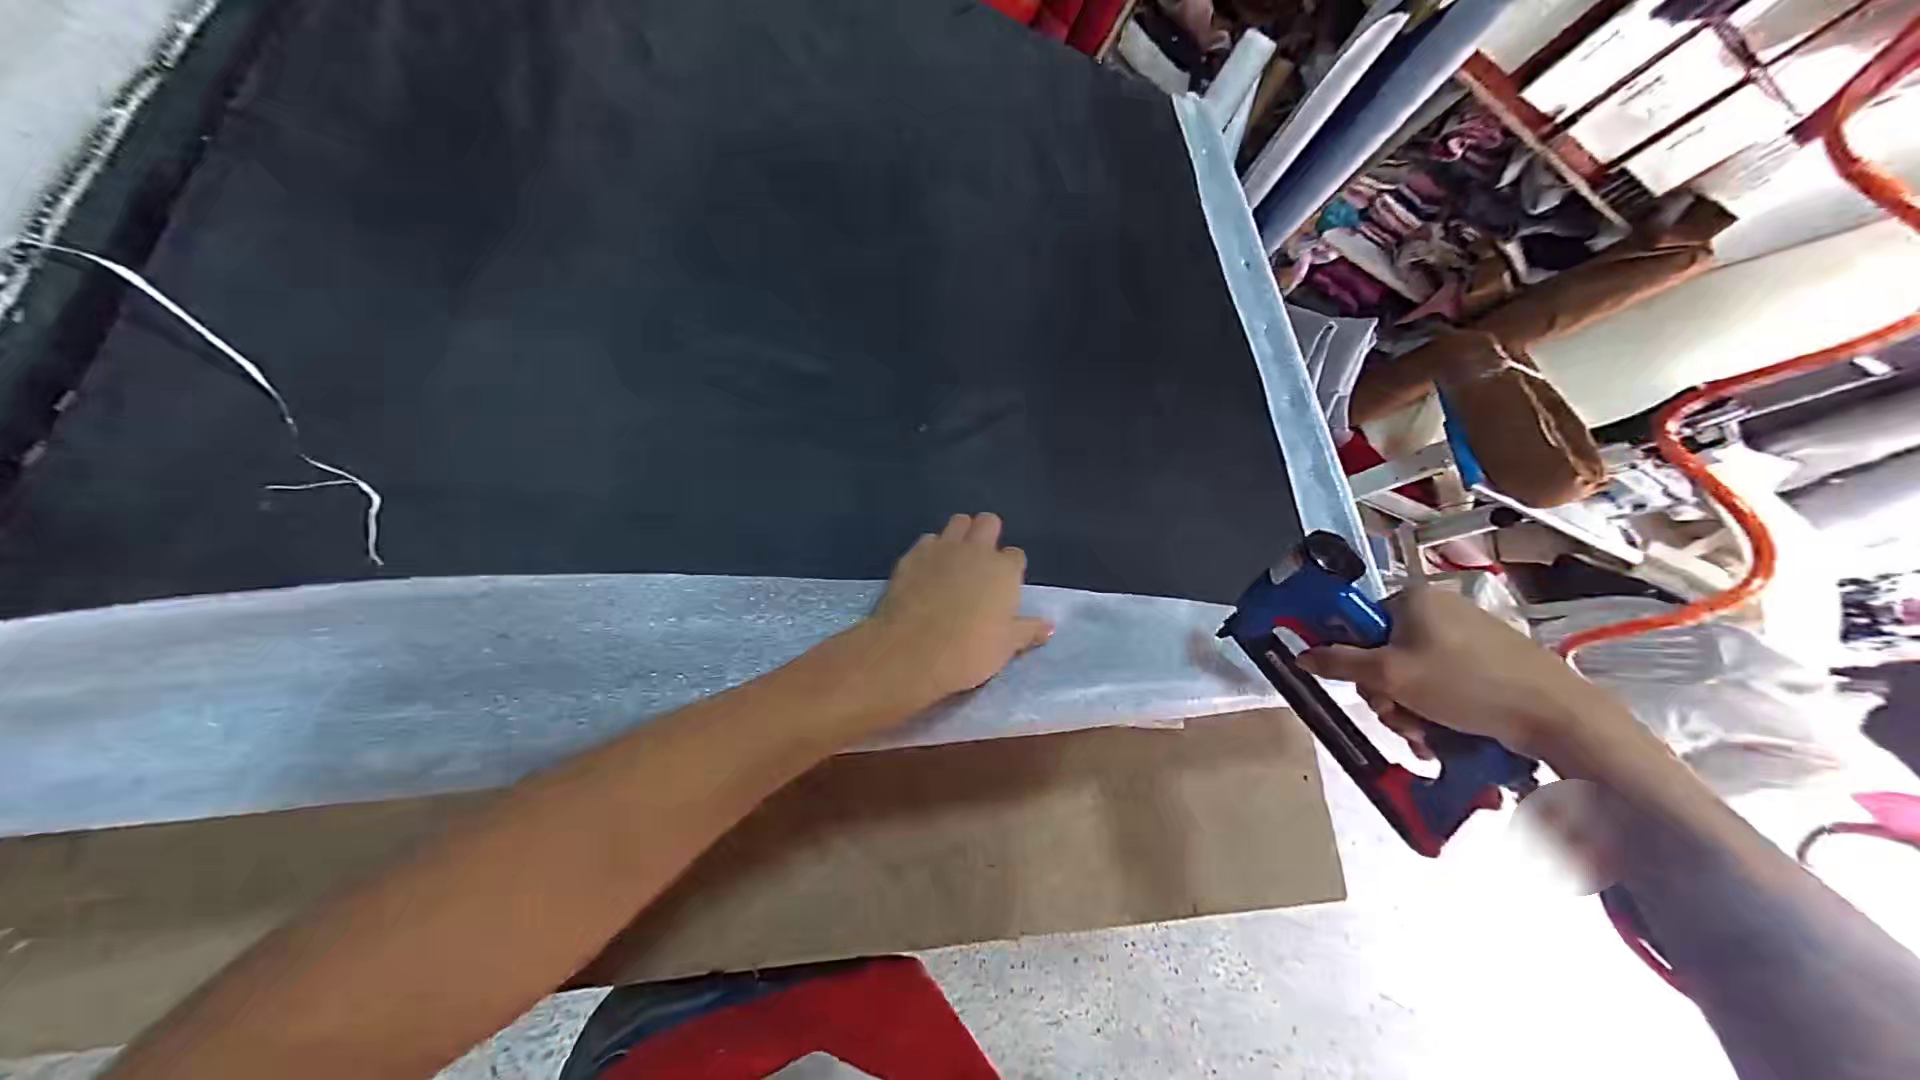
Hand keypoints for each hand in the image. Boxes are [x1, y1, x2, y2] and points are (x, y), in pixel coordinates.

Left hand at [862, 513, 1052, 707]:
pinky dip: (930, 550)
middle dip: (988, 534)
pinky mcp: (912, 556)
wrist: (913, 651)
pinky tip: (926, 570)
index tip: (1004, 585)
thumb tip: (1048, 627)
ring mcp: (942, 549)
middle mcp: (975, 550)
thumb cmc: (969, 650)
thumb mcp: (1006, 647)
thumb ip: (1027, 631)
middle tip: (981, 561)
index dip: (1010, 568)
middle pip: (988, 522)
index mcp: (1004, 570)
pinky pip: (926, 541)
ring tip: (954, 560)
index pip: (1015, 555)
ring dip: (959, 535)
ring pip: (957, 522)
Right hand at [1296, 584, 1633, 761]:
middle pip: (1382, 652)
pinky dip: (1434, 709)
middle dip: (1383, 693)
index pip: (1357, 621)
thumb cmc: (1466, 685)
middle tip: (1397, 716)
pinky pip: (1441, 682)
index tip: (1360, 686)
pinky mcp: (1489, 661)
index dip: (1350, 656)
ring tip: (1424, 734)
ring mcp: (1466, 635)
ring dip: (1407, 708)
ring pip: (1410, 673)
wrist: (1560, 717)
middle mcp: (1437, 609)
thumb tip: (1301, 655)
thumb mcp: (1390, 677)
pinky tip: (1441, 735)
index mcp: (1411, 599)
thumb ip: (1338, 663)